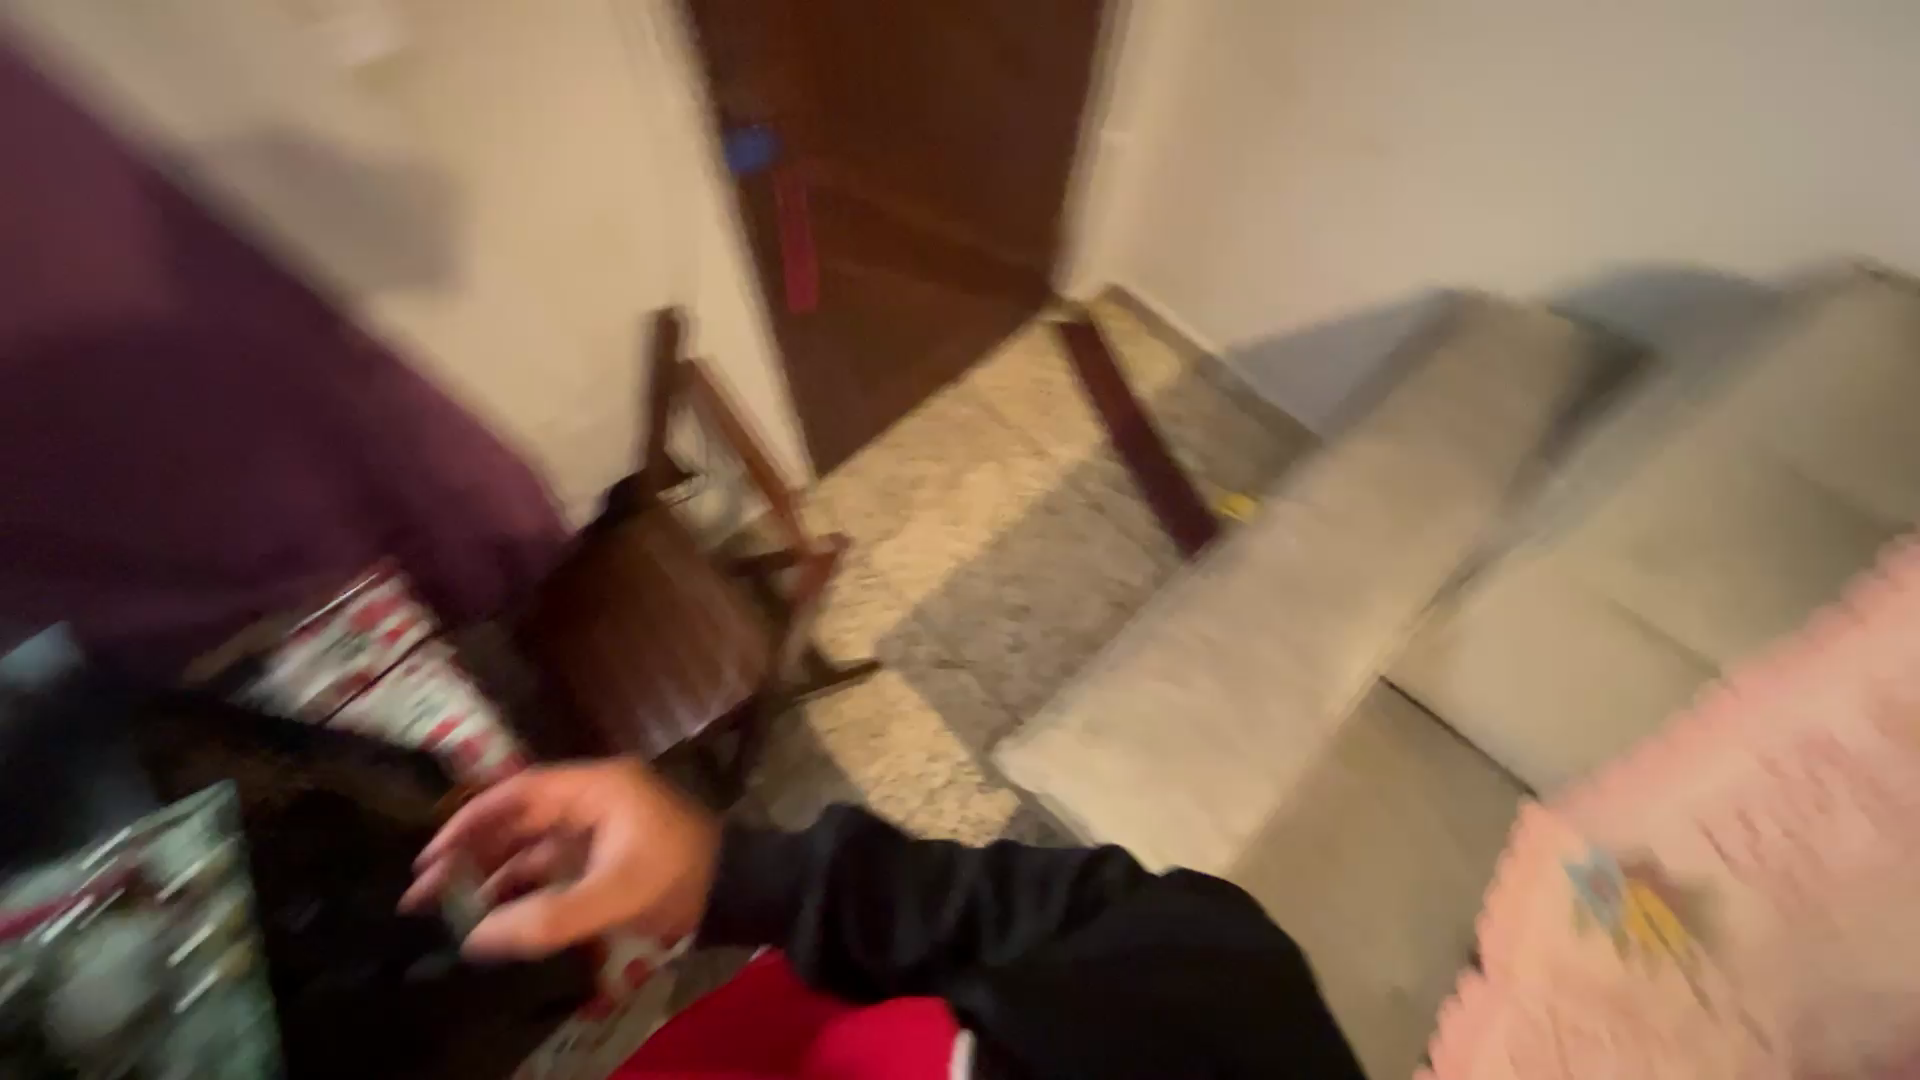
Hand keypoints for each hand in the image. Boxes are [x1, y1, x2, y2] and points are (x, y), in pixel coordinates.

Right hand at [400, 758, 720, 959]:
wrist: (733, 887)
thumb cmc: (677, 876)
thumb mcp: (614, 895)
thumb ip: (545, 917)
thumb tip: (475, 938)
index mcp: (600, 786)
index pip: (522, 790)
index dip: (471, 819)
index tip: (430, 855)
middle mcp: (596, 796)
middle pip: (520, 815)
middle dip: (471, 850)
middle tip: (420, 892)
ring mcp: (600, 823)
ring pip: (532, 841)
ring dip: (491, 870)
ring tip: (443, 908)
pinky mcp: (605, 851)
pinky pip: (552, 862)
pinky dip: (521, 884)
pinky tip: (490, 914)